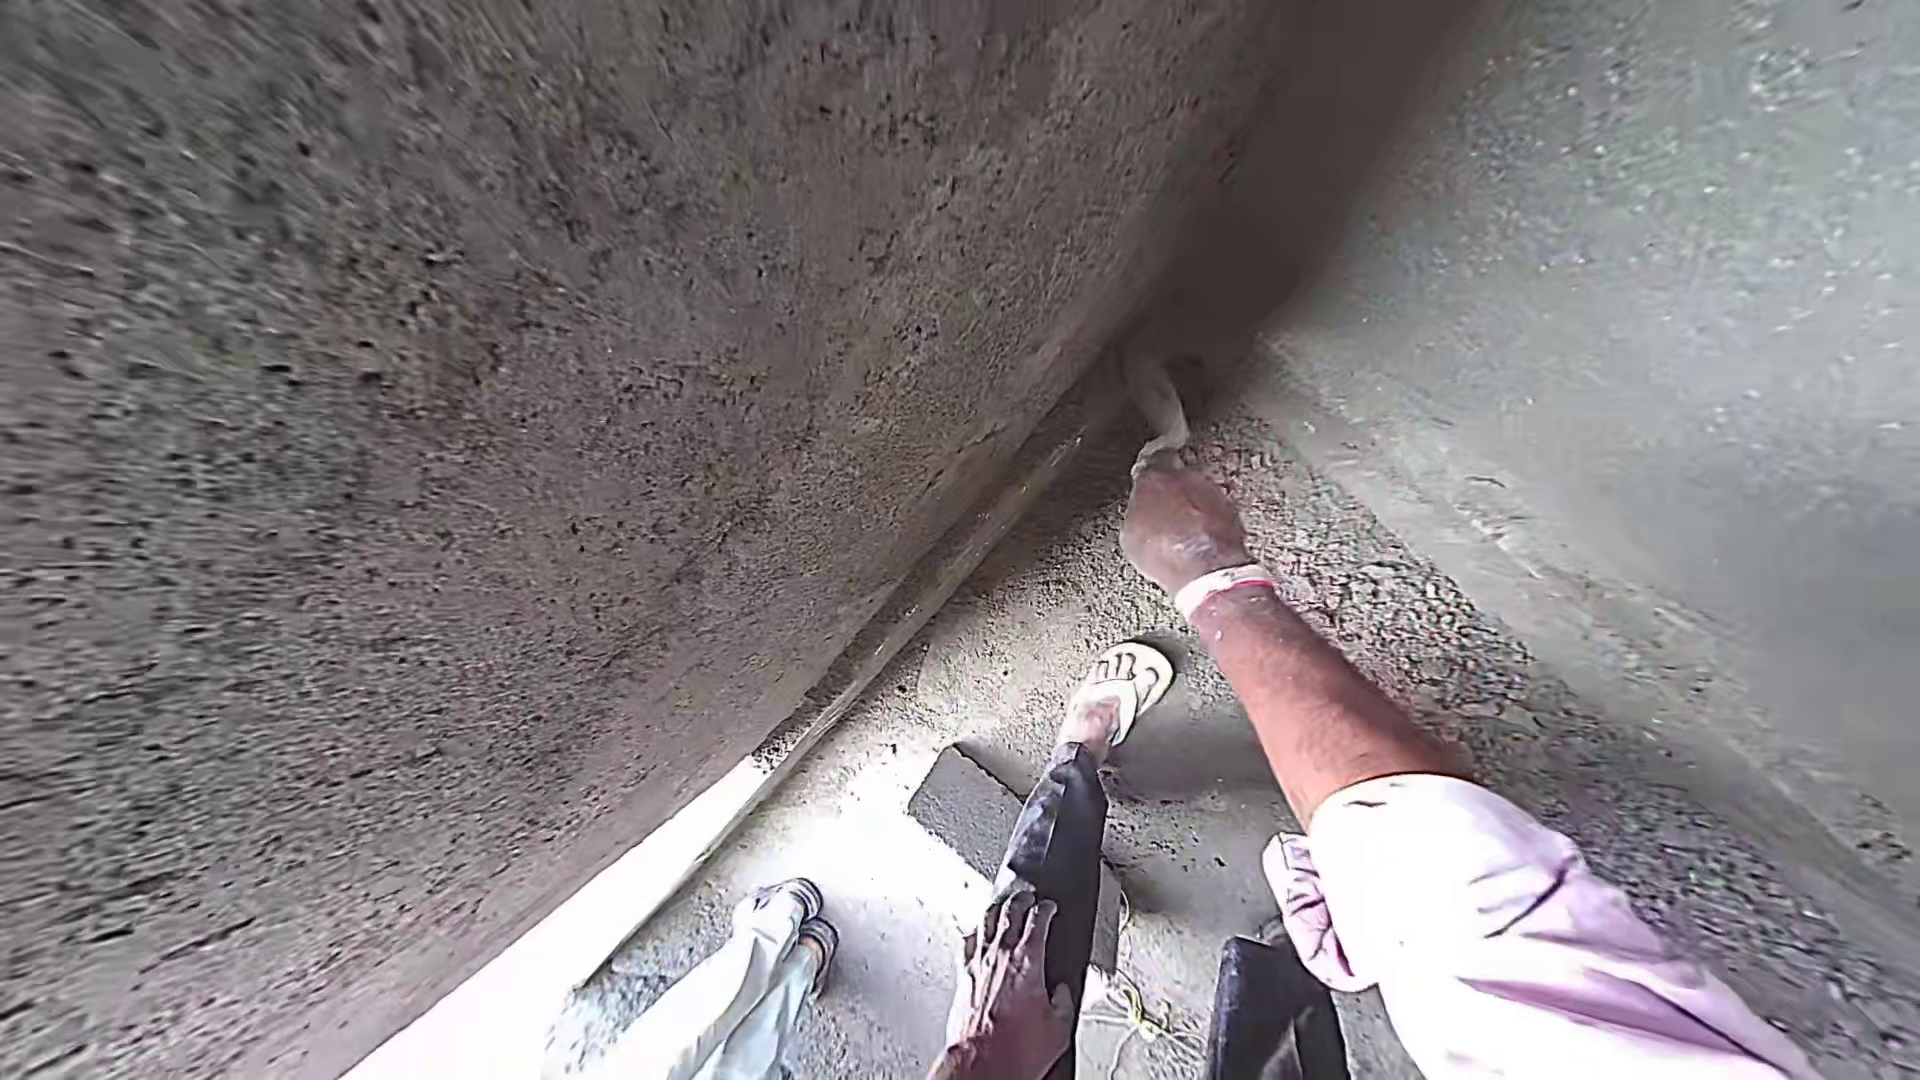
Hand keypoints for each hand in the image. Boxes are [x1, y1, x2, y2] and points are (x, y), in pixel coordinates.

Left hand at [937, 888, 1073, 1079]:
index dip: (1046, 908)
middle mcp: (1002, 953)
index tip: (1049, 906)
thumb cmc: (1015, 1050)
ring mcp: (980, 960)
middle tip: (1028, 896)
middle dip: (1022, 899)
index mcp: (1028, 960)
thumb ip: (1064, 1002)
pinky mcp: (964, 973)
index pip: (1038, 919)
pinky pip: (968, 940)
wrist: (981, 1064)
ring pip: (988, 918)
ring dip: (999, 907)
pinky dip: (976, 930)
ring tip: (1005, 903)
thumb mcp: (1058, 1029)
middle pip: (1011, 910)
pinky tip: (978, 931)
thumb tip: (1062, 991)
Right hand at [1121, 450, 1251, 593]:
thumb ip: (1136, 512)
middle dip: (1172, 490)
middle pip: (1177, 476)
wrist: (1204, 570)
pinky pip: (1214, 510)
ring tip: (1181, 531)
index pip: (1151, 459)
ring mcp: (1212, 493)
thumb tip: (1139, 512)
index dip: (1151, 464)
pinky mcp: (1231, 511)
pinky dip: (1207, 521)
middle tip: (1164, 510)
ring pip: (1197, 492)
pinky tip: (1198, 540)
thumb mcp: (1130, 535)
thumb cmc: (1165, 552)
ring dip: (1191, 506)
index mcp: (1154, 478)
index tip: (1150, 467)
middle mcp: (1186, 478)